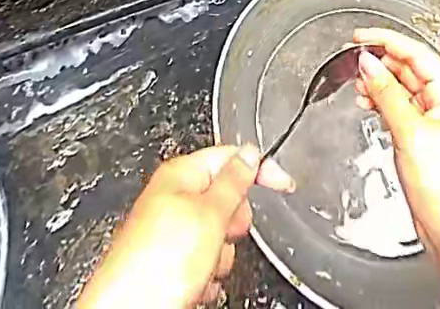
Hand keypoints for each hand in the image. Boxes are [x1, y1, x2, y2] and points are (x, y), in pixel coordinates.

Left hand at [74, 144, 294, 308]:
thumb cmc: (155, 268)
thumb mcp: (210, 214)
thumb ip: (234, 180)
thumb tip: (251, 152)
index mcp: (181, 175)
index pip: (232, 157)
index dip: (262, 168)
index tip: (284, 183)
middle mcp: (173, 200)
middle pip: (227, 199)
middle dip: (234, 222)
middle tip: (224, 233)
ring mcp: (170, 235)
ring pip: (218, 235)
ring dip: (220, 254)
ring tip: (202, 267)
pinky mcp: (168, 267)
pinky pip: (204, 262)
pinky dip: (206, 275)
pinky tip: (196, 286)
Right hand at [351, 28, 439, 308]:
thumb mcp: (411, 134)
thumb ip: (387, 95)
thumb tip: (369, 64)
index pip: (417, 53)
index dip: (387, 40)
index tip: (361, 36)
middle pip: (412, 68)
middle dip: (382, 61)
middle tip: (354, 58)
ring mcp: (439, 121)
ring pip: (406, 88)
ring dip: (381, 83)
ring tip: (357, 82)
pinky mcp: (429, 139)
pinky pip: (404, 109)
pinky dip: (386, 103)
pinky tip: (370, 103)